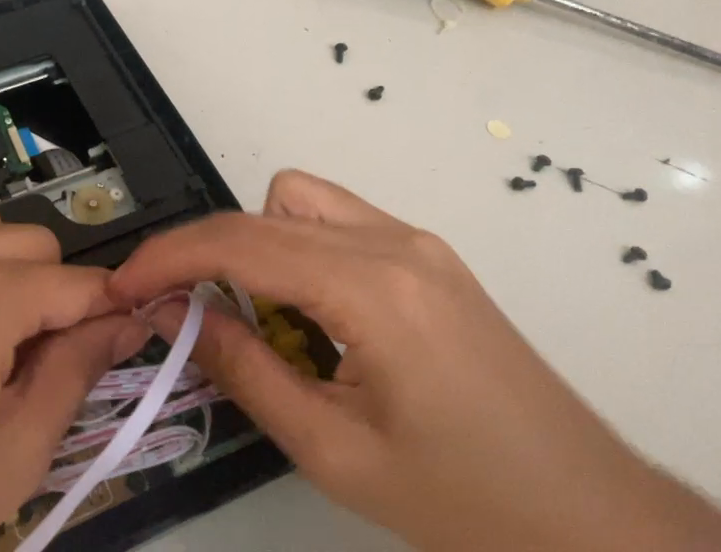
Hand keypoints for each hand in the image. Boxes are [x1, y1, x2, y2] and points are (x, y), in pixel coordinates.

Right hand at [111, 170, 720, 551]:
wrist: (600, 523)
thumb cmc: (464, 502)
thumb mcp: (332, 450)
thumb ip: (241, 369)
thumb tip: (168, 313)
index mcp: (372, 287)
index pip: (238, 242)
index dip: (166, 259)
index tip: (120, 288)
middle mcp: (394, 242)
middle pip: (262, 210)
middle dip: (204, 253)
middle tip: (178, 314)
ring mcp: (419, 244)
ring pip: (300, 201)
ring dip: (255, 245)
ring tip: (255, 320)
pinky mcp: (432, 260)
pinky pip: (337, 223)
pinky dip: (296, 250)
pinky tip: (308, 315)